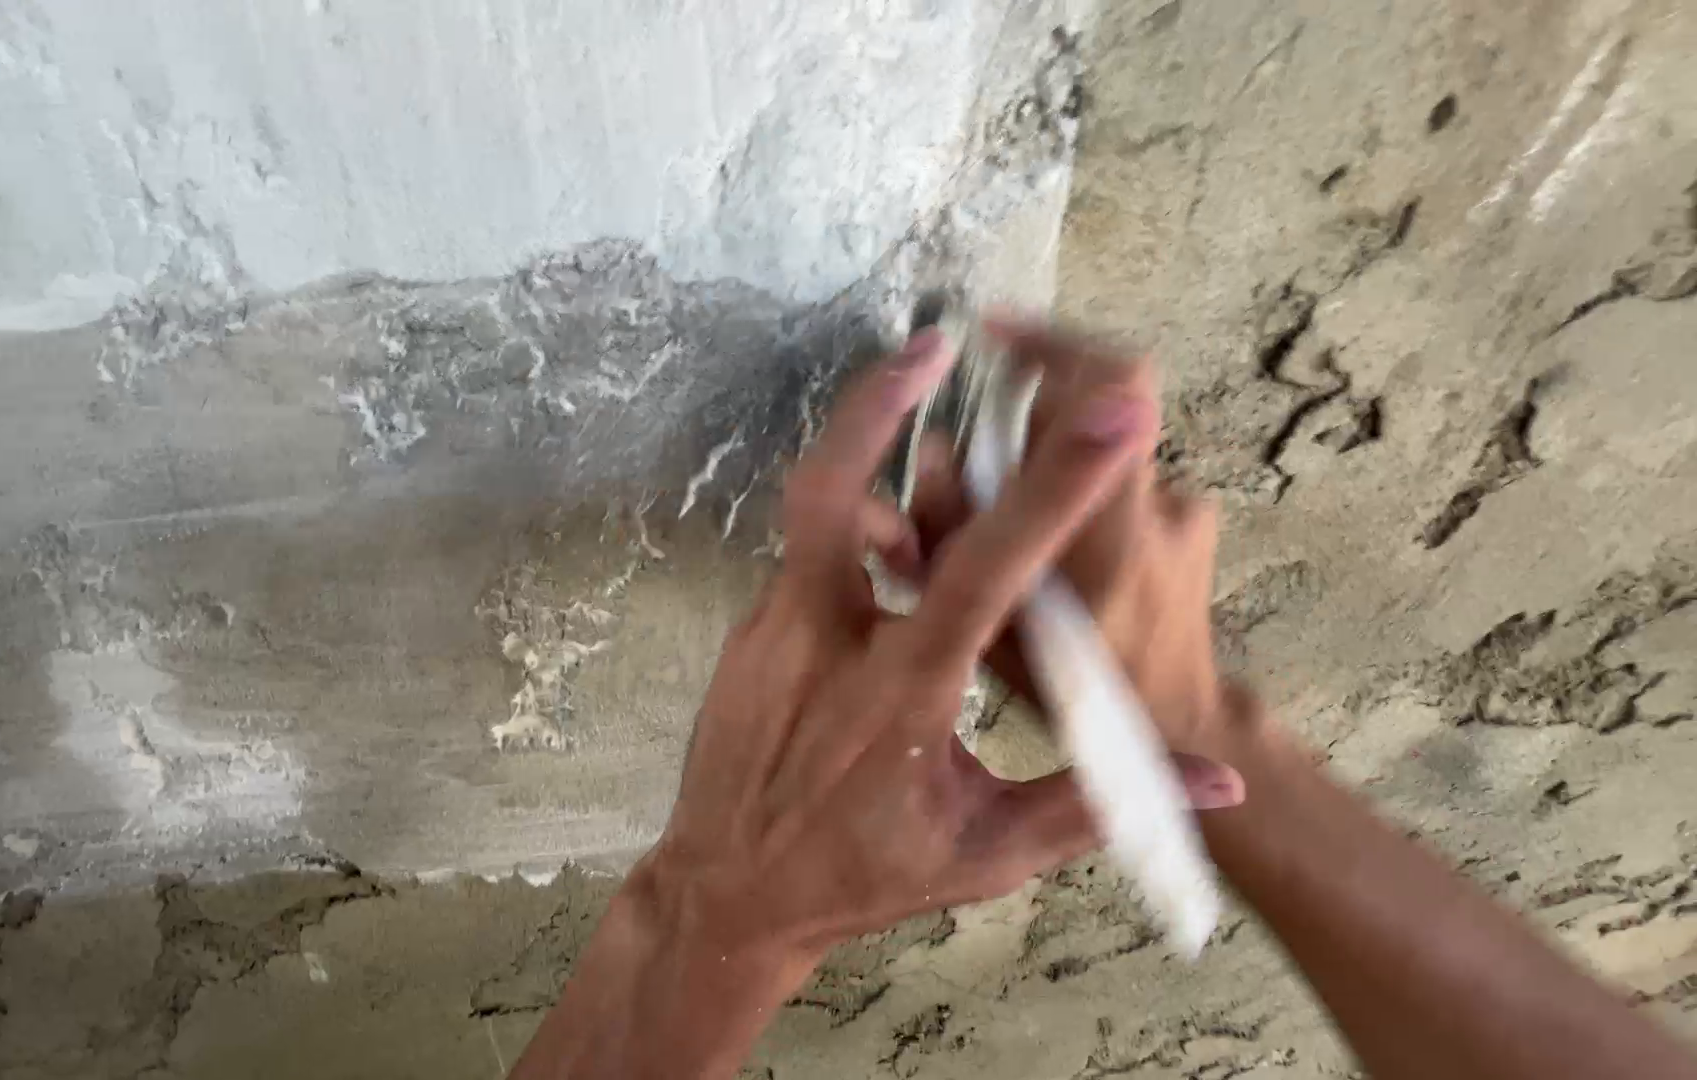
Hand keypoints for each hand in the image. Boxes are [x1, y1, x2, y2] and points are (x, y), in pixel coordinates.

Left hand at [631, 327, 1243, 971]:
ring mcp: (769, 629)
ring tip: (917, 486)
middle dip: (877, 407)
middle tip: (930, 345)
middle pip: (832, 495)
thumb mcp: (983, 854)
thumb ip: (1090, 807)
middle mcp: (824, 642)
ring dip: (870, 478)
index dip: (1052, 491)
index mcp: (904, 693)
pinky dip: (849, 547)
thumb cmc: (862, 874)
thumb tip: (1214, 782)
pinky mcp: (746, 632)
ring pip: (816, 518)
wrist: (728, 888)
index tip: (1111, 415)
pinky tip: (880, 574)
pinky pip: (804, 563)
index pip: (985, 574)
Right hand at [903, 314, 1232, 754]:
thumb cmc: (1070, 689)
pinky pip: (1118, 486)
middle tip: (976, 479)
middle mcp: (1156, 503)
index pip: (1109, 389)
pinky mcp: (1195, 522)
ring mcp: (1184, 510)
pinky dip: (1080, 502)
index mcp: (1105, 530)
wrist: (1181, 727)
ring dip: (1047, 476)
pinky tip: (1062, 556)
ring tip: (1015, 538)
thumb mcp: (985, 622)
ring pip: (1094, 458)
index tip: (992, 335)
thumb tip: (935, 449)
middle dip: (1021, 431)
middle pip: (1084, 415)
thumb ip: (955, 538)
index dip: (1053, 344)